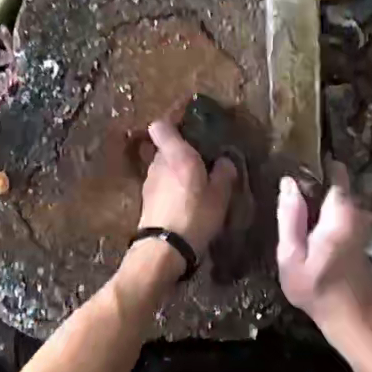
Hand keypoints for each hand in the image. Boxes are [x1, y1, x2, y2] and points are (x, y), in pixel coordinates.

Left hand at [137, 120, 237, 251]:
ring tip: (196, 187)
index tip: (190, 127)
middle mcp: (158, 163)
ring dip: (176, 173)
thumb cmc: (195, 215)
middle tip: (202, 163)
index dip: (173, 122)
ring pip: (163, 168)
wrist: (164, 249)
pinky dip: (172, 190)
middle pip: (166, 148)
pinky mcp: (146, 202)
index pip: (162, 125)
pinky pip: (161, 187)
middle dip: (181, 152)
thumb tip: (224, 161)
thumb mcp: (220, 195)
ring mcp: (149, 183)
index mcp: (176, 154)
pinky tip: (185, 204)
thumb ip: (224, 173)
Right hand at [276, 164, 371, 337]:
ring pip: (335, 198)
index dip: (314, 163)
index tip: (293, 160)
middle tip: (284, 183)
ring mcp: (359, 223)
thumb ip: (290, 217)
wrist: (351, 317)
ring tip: (290, 199)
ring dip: (316, 197)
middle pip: (334, 183)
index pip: (334, 171)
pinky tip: (304, 221)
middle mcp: (355, 212)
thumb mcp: (291, 256)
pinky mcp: (357, 234)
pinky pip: (337, 211)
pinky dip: (322, 211)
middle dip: (312, 180)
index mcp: (339, 212)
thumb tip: (288, 183)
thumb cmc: (317, 289)